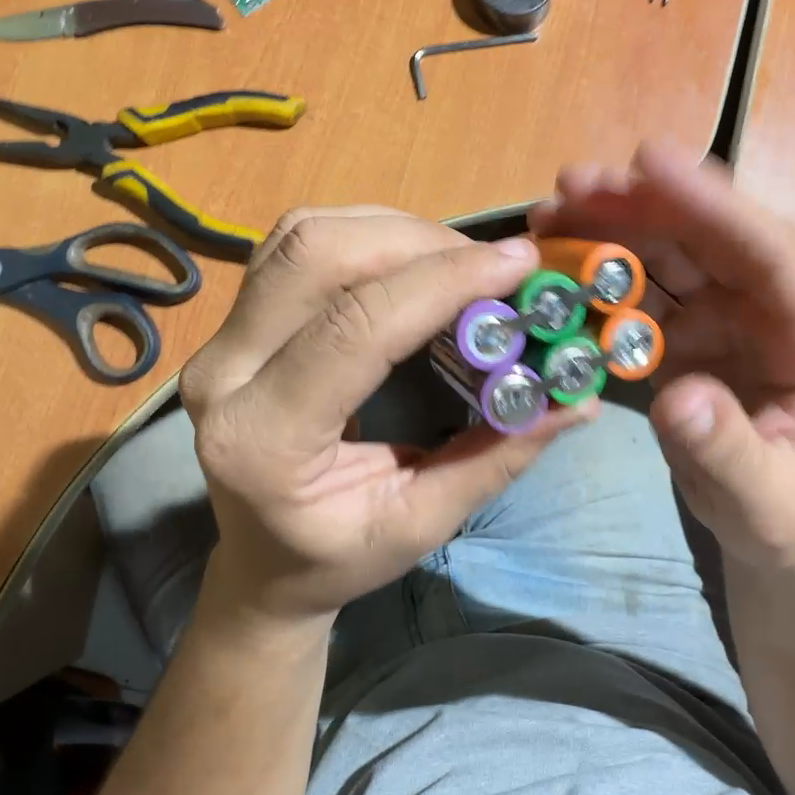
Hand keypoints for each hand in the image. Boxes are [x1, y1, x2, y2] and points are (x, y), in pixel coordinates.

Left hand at [180, 207, 590, 621]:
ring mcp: (217, 341)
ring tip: (459, 263)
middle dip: (418, 242)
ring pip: (301, 235)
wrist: (261, 563)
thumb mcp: (421, 525)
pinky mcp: (230, 323)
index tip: (520, 264)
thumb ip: (494, 458)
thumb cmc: (337, 558)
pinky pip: (294, 245)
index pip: (355, 329)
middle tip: (493, 266)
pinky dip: (365, 235)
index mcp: (264, 440)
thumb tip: (577, 400)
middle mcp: (222, 375)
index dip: (443, 283)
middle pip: (314, 255)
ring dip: (393, 230)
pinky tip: (412, 261)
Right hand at [529, 143, 794, 569]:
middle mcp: (771, 310)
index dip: (712, 203)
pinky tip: (557, 273)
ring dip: (613, 230)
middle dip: (643, 205)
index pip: (769, 251)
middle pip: (709, 237)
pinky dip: (601, 283)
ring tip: (550, 215)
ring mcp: (728, 319)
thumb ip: (728, 451)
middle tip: (572, 184)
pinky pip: (643, 297)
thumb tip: (681, 397)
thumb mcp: (765, 499)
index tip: (649, 163)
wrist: (771, 537)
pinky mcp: (690, 338)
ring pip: (671, 256)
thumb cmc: (786, 519)